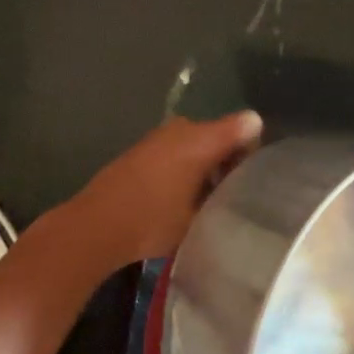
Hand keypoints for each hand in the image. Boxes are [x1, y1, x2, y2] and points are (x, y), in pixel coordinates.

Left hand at [58, 112, 262, 266]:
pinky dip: (188, 167)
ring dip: (208, 165)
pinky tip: (186, 198)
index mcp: (201, 138)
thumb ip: (229, 184)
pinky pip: (179, 150)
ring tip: (212, 201)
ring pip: (199, 143)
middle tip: (236, 196)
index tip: (256, 182)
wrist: (97, 225)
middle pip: (221, 136)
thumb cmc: (154, 221)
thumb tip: (243, 180)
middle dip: (231, 161)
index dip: (255, 152)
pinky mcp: (145, 148)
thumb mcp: (200, 213)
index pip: (245, 129)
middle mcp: (182, 128)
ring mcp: (160, 136)